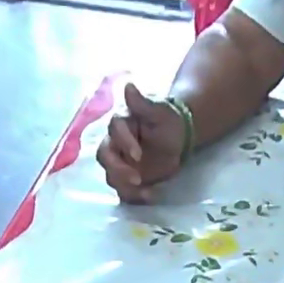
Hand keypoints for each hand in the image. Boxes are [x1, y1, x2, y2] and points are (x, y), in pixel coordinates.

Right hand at [96, 84, 186, 203]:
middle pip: (105, 157)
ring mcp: (119, 163)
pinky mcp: (126, 180)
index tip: (139, 155)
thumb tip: (128, 86)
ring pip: (112, 177)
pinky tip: (150, 195)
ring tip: (147, 191)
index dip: (124, 144)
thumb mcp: (160, 110)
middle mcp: (115, 144)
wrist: (178, 139)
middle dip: (119, 170)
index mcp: (121, 124)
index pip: (114, 132)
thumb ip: (143, 103)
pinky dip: (135, 196)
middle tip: (138, 179)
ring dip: (127, 186)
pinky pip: (123, 191)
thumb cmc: (168, 121)